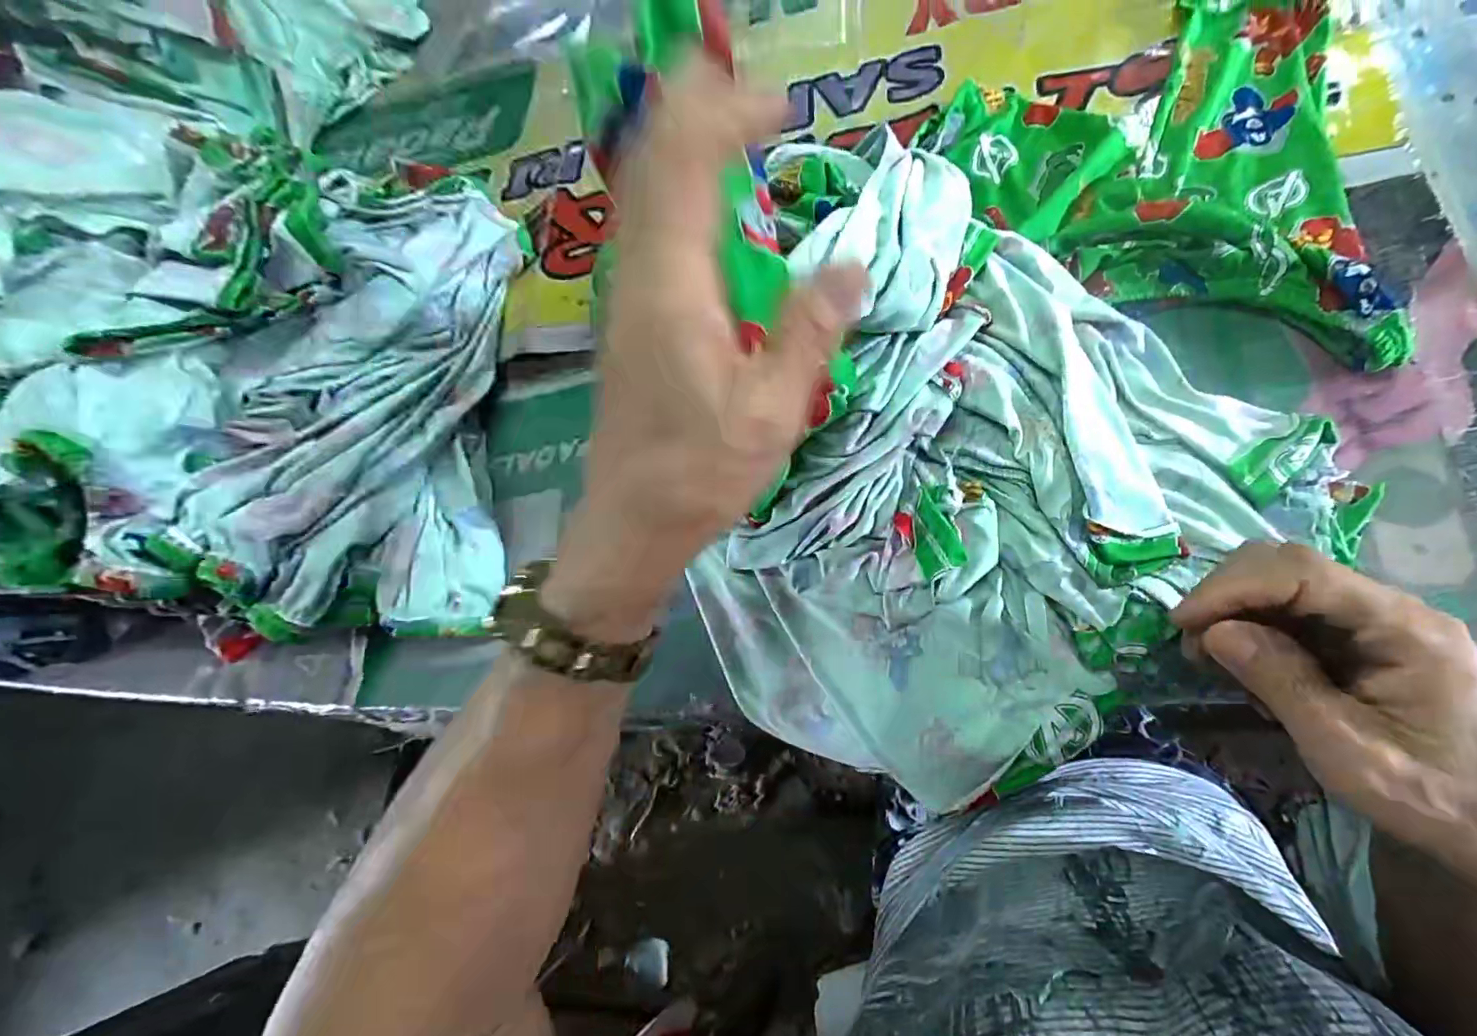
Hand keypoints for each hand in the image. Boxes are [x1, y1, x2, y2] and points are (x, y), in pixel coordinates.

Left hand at [541, 58, 868, 642]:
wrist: (633, 520)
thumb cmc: (702, 472)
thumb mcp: (771, 412)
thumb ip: (807, 334)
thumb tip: (849, 264)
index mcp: (675, 288)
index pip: (690, 167)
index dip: (730, 117)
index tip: (781, 105)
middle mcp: (640, 275)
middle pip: (652, 161)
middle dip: (691, 104)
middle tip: (736, 73)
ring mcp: (627, 295)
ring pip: (641, 191)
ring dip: (676, 140)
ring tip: (717, 112)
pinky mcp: (629, 318)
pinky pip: (644, 227)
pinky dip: (671, 187)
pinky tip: (696, 196)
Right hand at [1171, 542, 1476, 888]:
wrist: (1470, 832)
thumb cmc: (1417, 799)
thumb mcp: (1343, 750)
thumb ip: (1283, 684)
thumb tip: (1216, 631)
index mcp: (1408, 631)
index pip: (1306, 574)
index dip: (1235, 587)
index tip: (1184, 620)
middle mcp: (1394, 609)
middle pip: (1291, 565)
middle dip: (1228, 594)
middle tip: (1191, 641)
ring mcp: (1375, 618)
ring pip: (1283, 581)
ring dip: (1233, 608)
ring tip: (1207, 655)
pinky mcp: (1355, 633)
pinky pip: (1289, 608)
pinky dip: (1249, 625)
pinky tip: (1238, 660)